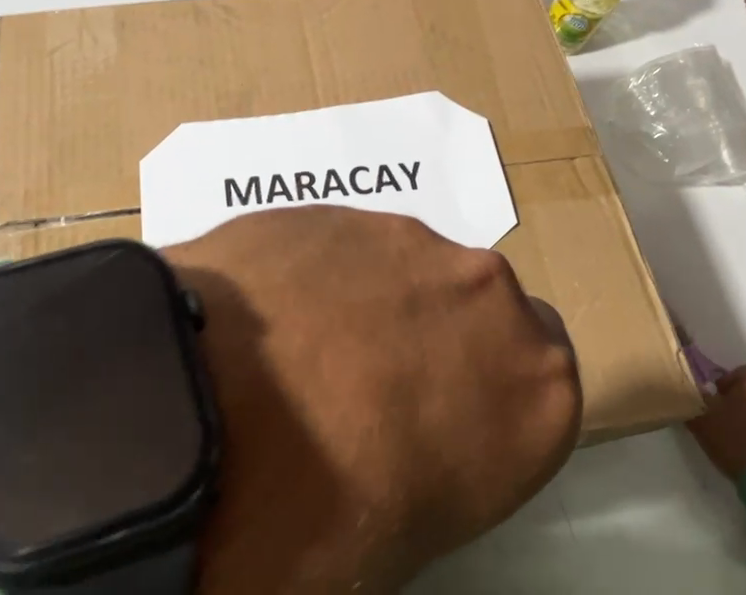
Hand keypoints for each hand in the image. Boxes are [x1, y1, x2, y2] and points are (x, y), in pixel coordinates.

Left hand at [165, 207, 581, 594]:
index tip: (439, 417)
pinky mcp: (326, 208)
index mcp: (539, 387)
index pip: (537, 377)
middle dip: (430, 337)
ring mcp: (401, 238)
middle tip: (359, 385)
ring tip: (294, 351)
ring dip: (366, 299)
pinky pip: (335, 245)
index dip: (483, 396)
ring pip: (401, 267)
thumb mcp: (412, 537)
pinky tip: (259, 316)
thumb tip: (399, 451)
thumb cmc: (323, 516)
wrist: (206, 420)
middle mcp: (485, 293)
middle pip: (471, 309)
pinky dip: (311, 272)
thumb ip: (440, 464)